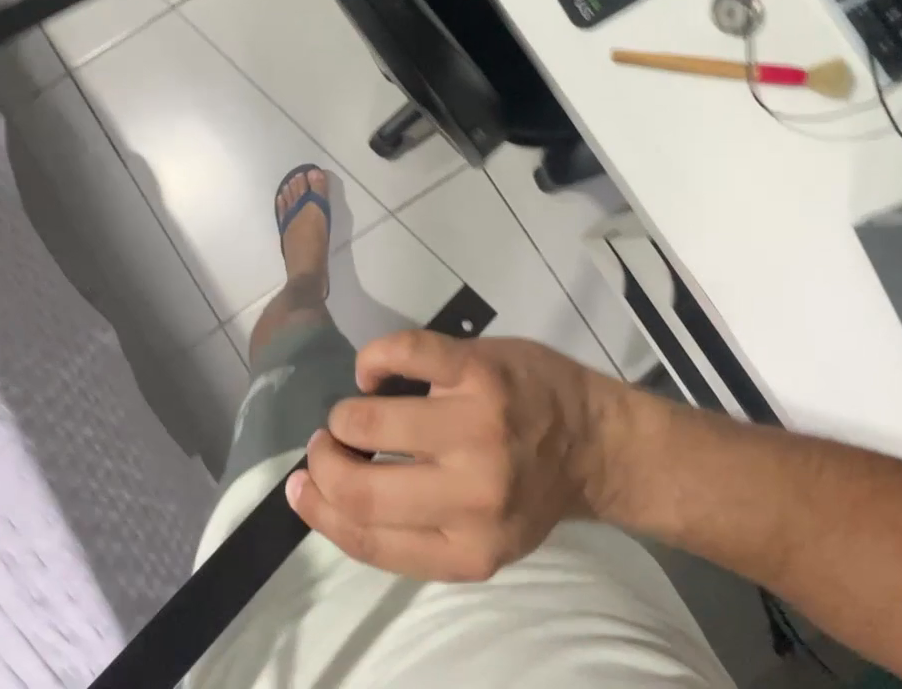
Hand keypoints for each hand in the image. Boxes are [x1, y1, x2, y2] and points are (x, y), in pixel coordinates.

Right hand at [285, 329, 622, 581]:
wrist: (598, 441)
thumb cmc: (531, 485)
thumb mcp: (480, 535)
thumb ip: (413, 526)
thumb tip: (325, 491)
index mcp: (468, 549)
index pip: (365, 538)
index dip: (319, 510)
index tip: (303, 484)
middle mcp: (472, 496)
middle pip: (358, 485)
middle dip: (325, 459)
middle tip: (329, 441)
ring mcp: (477, 428)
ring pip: (369, 420)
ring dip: (347, 412)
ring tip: (360, 407)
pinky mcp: (482, 371)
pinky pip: (403, 352)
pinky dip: (375, 358)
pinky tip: (376, 369)